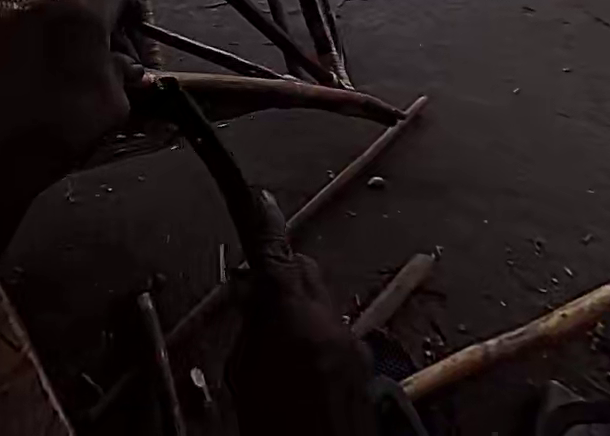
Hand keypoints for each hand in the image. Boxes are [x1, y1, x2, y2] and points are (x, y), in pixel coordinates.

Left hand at [0, 0, 141, 198]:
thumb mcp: (114, 102)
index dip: (130, 10)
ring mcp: (13, 20)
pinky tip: (49, 77)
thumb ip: (123, 72)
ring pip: (54, 20)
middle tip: (113, 62)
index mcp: (81, 15)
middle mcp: (45, 6)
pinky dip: (45, 47)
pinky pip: (30, 34)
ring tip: (79, 72)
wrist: (1, 153)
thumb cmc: (67, 124)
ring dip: (71, 38)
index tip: (137, 30)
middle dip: (101, 30)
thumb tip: (125, 64)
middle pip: (83, 7)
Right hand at [227, 192, 377, 435]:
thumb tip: (253, 298)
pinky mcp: (364, 368)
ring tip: (278, 337)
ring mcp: (353, 346)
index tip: (260, 198)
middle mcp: (330, 324)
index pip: (276, 255)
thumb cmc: (276, 428)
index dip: (265, 222)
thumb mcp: (245, 377)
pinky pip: (335, 329)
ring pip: (322, 298)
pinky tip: (301, 363)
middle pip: (306, 267)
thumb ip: (251, 328)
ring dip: (299, 302)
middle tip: (256, 292)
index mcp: (293, 321)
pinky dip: (316, 329)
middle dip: (283, 268)